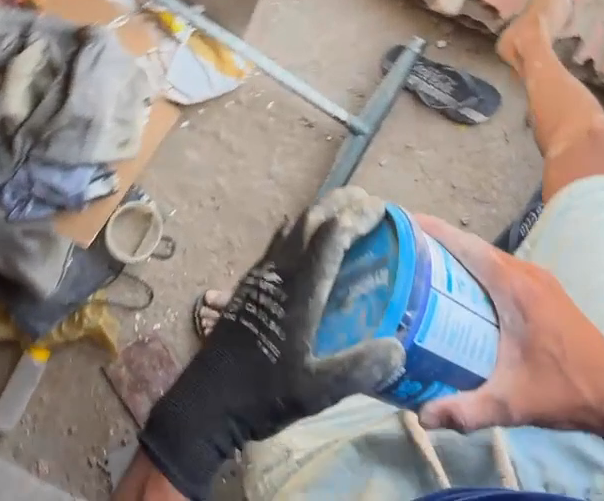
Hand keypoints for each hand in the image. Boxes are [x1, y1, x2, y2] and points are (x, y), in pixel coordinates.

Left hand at [138, 188, 404, 499]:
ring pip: (293, 227)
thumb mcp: (316, 392)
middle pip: (311, 220)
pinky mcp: (249, 285)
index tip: (384, 209)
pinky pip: (279, 241)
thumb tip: (399, 347)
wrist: (204, 403)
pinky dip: (300, 228)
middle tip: (369, 200)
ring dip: (320, 211)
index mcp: (300, 290)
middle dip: (341, 203)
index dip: (358, 217)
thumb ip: (358, 369)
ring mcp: (260, 276)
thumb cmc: (262, 395)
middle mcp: (279, 273)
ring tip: (344, 211)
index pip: (332, 236)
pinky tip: (303, 236)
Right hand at [413, 215, 603, 469]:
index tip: (406, 222)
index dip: (436, 231)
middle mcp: (527, 274)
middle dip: (442, 243)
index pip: (468, 247)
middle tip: (407, 248)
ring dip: (463, 256)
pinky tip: (466, 287)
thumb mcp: (510, 404)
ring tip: (428, 264)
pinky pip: (506, 269)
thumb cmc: (563, 391)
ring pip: (493, 258)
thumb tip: (421, 416)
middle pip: (477, 248)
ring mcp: (541, 280)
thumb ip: (464, 410)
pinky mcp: (548, 292)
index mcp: (515, 288)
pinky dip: (481, 269)